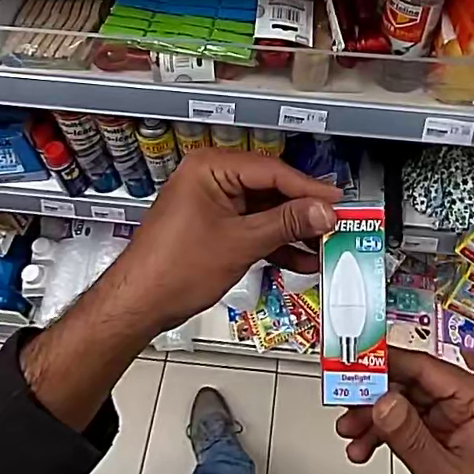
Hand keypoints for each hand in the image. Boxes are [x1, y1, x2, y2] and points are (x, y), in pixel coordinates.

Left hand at [93, 149, 339, 335]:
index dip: (308, 187)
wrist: (137, 305)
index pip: (272, 170)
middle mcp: (212, 178)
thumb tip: (323, 211)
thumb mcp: (240, 242)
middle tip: (334, 224)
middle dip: (302, 212)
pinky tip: (300, 261)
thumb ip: (286, 223)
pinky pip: (252, 228)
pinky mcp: (215, 226)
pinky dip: (274, 244)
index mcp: (211, 168)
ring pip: (264, 211)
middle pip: (270, 190)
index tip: (336, 200)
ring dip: (292, 231)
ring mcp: (213, 203)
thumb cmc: (174, 268)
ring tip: (323, 247)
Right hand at [337, 348, 473, 473]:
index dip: (386, 363)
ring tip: (351, 431)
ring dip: (375, 417)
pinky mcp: (446, 436)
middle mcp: (470, 403)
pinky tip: (365, 446)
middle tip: (345, 400)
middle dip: (375, 395)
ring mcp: (457, 420)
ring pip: (405, 403)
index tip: (356, 362)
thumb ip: (409, 435)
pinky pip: (408, 423)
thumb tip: (382, 400)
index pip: (425, 367)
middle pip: (411, 382)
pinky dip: (385, 434)